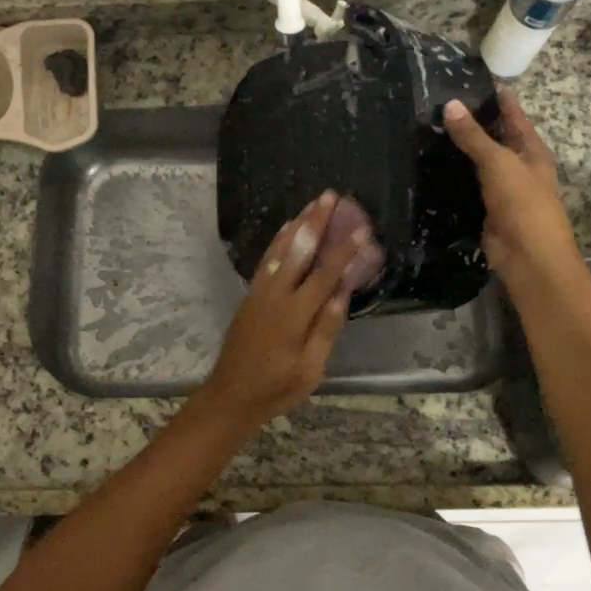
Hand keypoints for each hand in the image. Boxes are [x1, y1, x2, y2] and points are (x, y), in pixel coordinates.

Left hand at [196, 192, 367, 428]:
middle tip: (330, 196)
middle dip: (315, 221)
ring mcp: (259, 293)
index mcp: (294, 315)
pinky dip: (279, 241)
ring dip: (297, 224)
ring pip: (280, 250)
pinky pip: (267, 260)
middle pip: (299, 250)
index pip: (324, 275)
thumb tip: (342, 294)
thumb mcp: (310, 369)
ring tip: (311, 203)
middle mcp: (275, 296)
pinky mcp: (251, 295)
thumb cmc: (276, 388)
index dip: (343, 251)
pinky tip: (287, 229)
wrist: (230, 395)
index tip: (361, 228)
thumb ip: (325, 330)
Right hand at [443, 89, 582, 288]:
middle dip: (477, 123)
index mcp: (533, 152)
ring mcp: (504, 191)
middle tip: (444, 103)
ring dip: (462, 151)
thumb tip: (450, 104)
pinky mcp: (487, 210)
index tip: (480, 81)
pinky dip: (454, 177)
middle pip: (498, 139)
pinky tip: (433, 168)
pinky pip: (469, 187)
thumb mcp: (498, 163)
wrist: (528, 257)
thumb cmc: (523, 204)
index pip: (516, 116)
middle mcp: (520, 168)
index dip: (501, 99)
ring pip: (480, 163)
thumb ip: (473, 136)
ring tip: (431, 130)